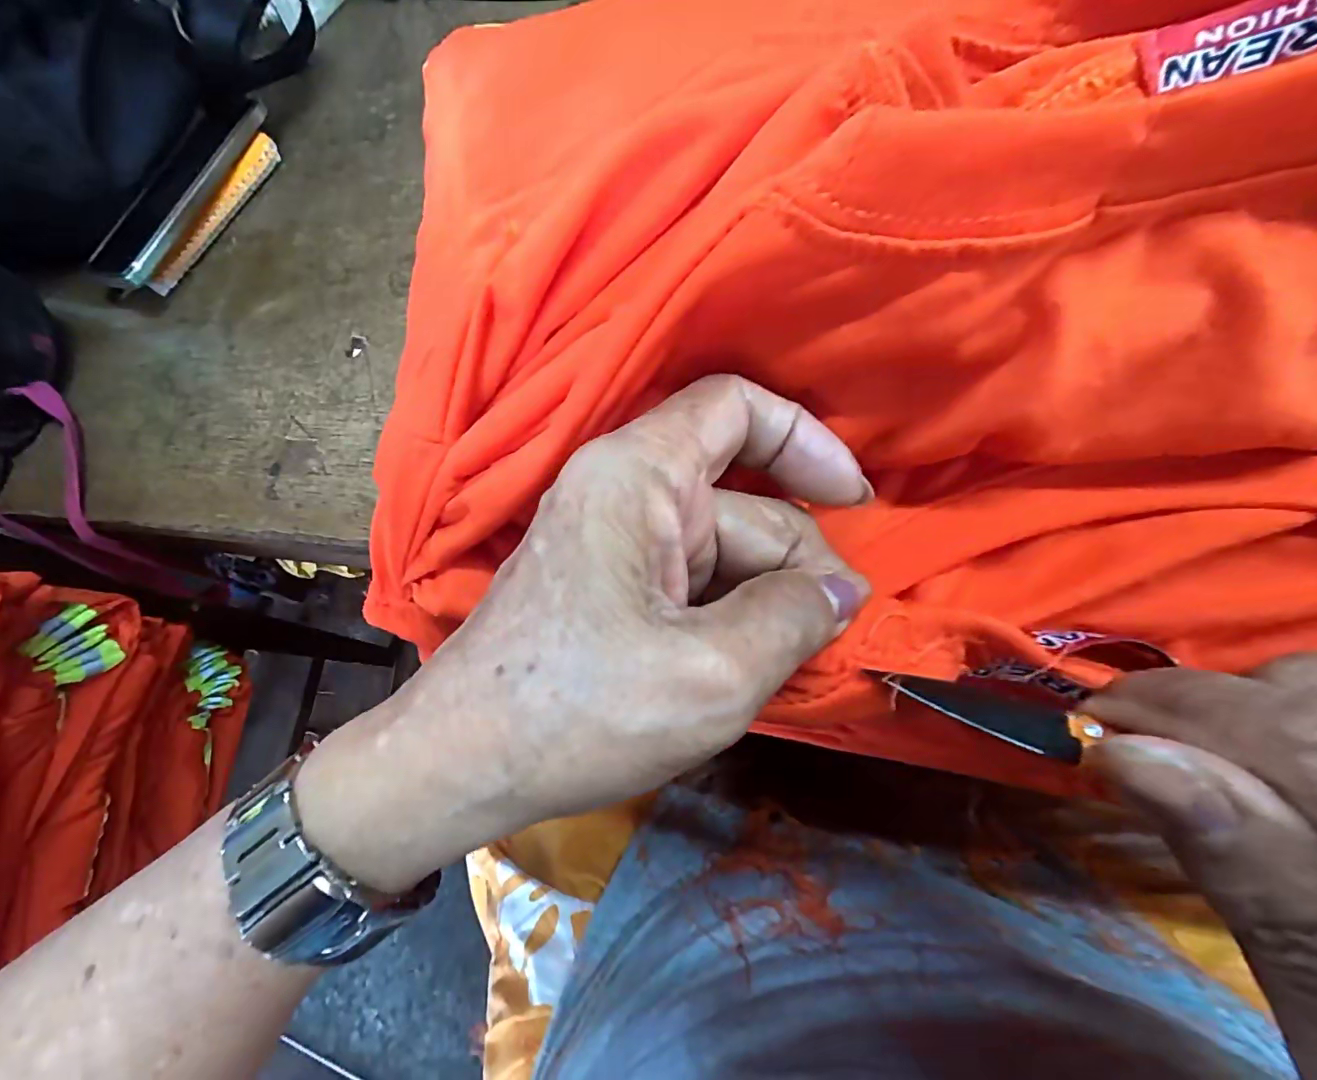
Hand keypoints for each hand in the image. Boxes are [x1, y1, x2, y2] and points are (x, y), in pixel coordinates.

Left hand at [297, 375, 871, 891]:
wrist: (461, 763)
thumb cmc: (579, 711)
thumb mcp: (712, 673)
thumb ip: (792, 619)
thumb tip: (840, 591)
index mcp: (636, 477)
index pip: (734, 408)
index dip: (805, 440)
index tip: (855, 502)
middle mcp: (621, 494)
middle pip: (742, 503)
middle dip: (797, 566)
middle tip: (832, 635)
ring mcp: (611, 546)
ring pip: (720, 556)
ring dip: (766, 605)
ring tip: (789, 668)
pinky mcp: (606, 592)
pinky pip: (689, 588)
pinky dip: (728, 621)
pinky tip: (749, 671)